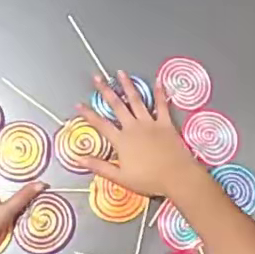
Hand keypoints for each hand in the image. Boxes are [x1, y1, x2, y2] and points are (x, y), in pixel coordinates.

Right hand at [73, 71, 205, 198]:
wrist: (176, 177)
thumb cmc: (148, 180)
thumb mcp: (120, 177)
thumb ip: (99, 166)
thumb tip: (78, 160)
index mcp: (121, 141)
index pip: (100, 124)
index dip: (88, 114)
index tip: (78, 104)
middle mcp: (133, 127)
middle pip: (117, 106)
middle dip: (105, 90)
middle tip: (97, 77)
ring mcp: (150, 123)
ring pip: (136, 100)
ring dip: (128, 86)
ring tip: (120, 73)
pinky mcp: (166, 124)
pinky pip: (162, 105)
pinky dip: (160, 93)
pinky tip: (158, 81)